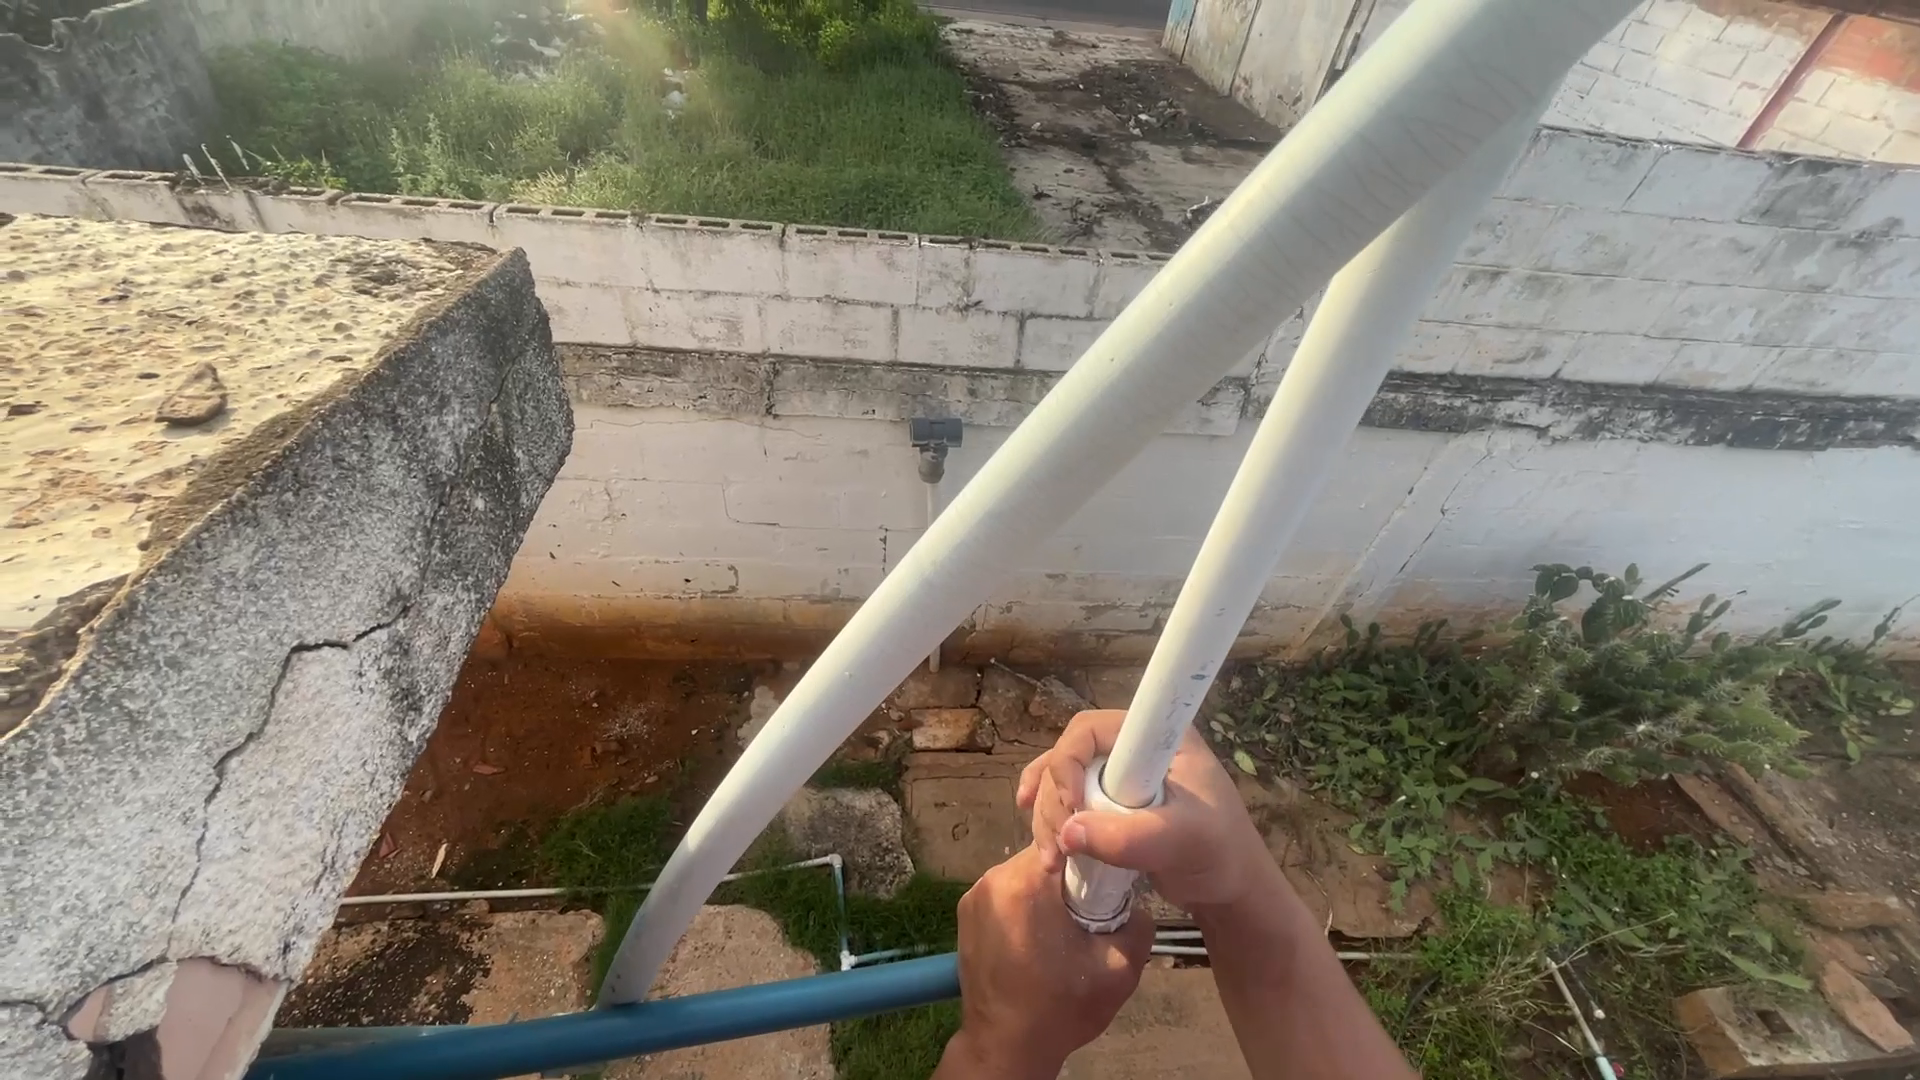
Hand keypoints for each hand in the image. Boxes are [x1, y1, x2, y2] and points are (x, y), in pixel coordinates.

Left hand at [937, 845, 1152, 1078]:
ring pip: (1021, 874)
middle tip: (1084, 910)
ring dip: (1041, 892)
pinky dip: (1020, 905)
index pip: (1066, 843)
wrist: (1006, 1046)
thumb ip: (1138, 924)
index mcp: (1027, 881)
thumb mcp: (1118, 970)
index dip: (1089, 859)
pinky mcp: (964, 911)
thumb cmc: (1061, 1006)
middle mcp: (994, 878)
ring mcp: (975, 894)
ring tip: (1058, 927)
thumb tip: (1136, 900)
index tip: (1102, 882)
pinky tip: (1033, 936)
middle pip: (1042, 858)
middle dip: (1064, 878)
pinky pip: (1003, 892)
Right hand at [1018, 709, 1272, 912]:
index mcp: (1155, 737)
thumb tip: (1068, 833)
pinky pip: (1065, 798)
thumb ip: (1129, 837)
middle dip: (1053, 799)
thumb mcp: (1182, 841)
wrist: (1232, 890)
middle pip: (1069, 756)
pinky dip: (1049, 817)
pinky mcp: (1108, 801)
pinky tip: (1037, 835)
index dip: (1069, 759)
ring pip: (1060, 780)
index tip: (1070, 803)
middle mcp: (1132, 747)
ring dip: (1047, 816)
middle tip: (1057, 846)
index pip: (1091, 729)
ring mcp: (1118, 774)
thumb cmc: (1221, 855)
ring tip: (1051, 861)